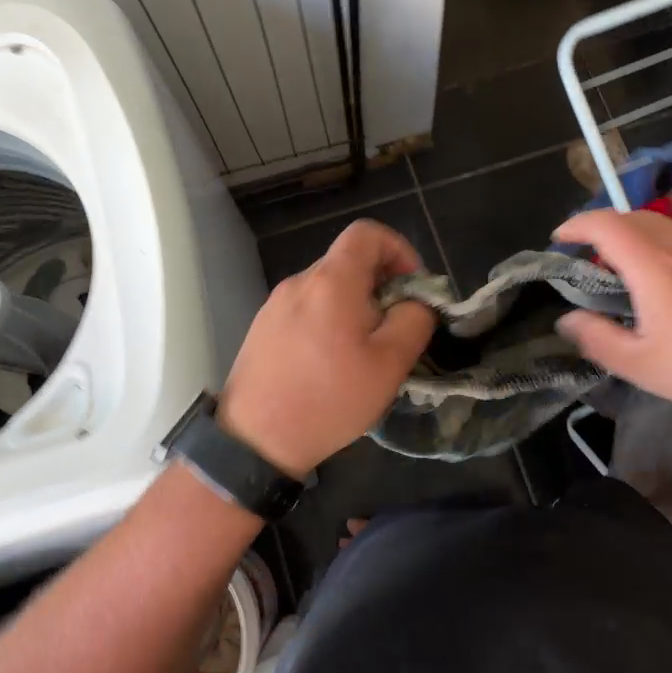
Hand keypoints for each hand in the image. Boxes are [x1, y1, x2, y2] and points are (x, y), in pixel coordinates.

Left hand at [218, 220, 436, 474]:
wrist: (255, 440)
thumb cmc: (329, 399)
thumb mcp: (390, 364)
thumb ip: (414, 320)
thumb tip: (416, 301)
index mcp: (331, 281)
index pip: (368, 232)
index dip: (398, 250)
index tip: (412, 288)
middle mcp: (299, 283)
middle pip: (348, 262)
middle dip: (381, 286)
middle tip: (395, 330)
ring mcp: (276, 305)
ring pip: (328, 289)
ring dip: (355, 308)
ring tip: (364, 354)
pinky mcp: (263, 329)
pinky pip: (307, 310)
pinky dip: (329, 323)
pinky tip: (332, 366)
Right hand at [553, 210, 671, 428]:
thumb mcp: (644, 367)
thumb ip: (597, 340)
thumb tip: (567, 320)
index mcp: (656, 268)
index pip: (605, 225)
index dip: (577, 224)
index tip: (561, 238)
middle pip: (636, 218)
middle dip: (606, 231)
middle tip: (596, 261)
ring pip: (670, 227)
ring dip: (643, 239)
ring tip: (640, 274)